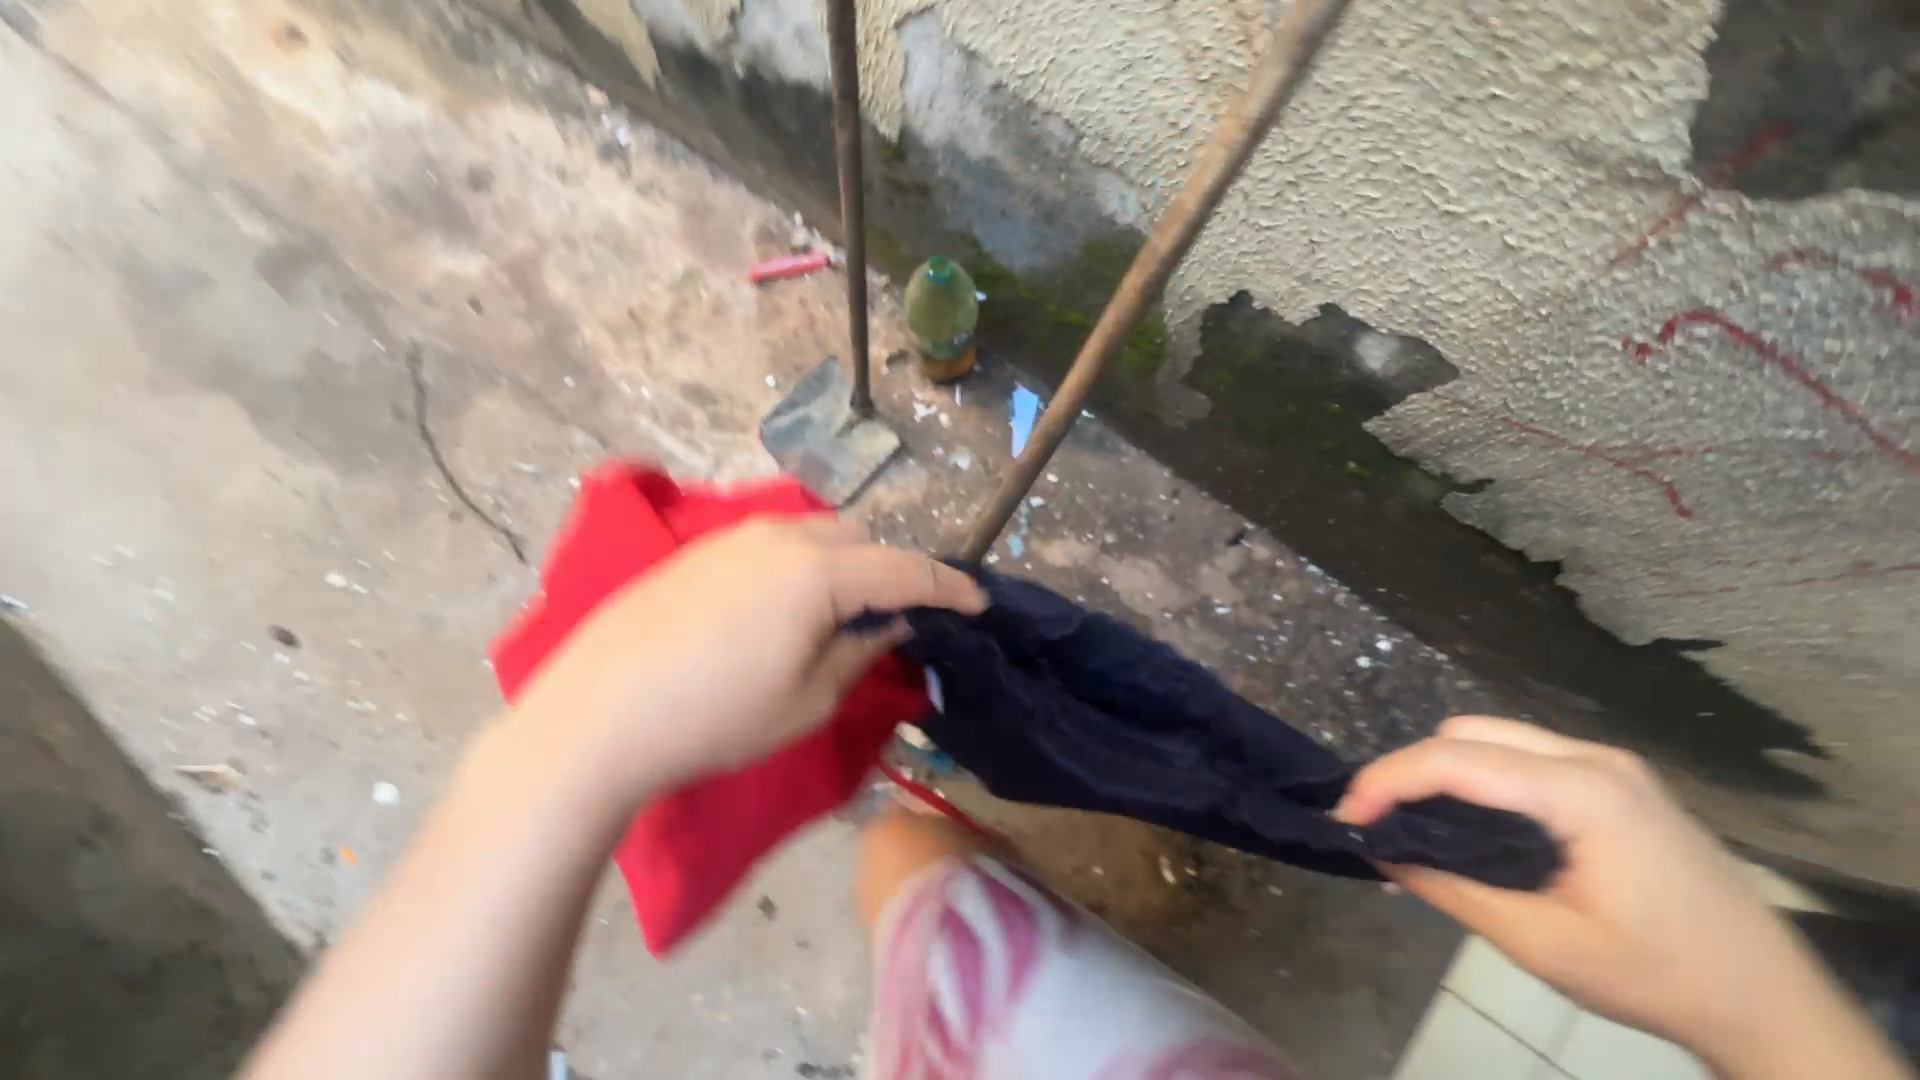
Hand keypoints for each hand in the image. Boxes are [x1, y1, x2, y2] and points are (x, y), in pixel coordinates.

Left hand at [513, 515, 985, 801]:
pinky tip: (785, 610)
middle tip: (898, 620)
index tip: (979, 603)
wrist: (595, 718)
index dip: (950, 586)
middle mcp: (781, 535)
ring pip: (817, 535)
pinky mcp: (700, 550)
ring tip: (841, 617)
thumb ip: (861, 650)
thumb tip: (889, 621)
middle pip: (861, 539)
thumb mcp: (809, 699)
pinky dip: (804, 567)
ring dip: (846, 566)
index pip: (905, 568)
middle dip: (892, 571)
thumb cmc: (715, 718)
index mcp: (819, 571)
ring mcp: (735, 536)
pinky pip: (776, 544)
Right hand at [1337, 717, 1906, 1078]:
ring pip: (1491, 737)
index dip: (1386, 780)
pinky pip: (1521, 756)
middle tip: (1378, 824)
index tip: (1345, 815)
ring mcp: (1609, 765)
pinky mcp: (1615, 780)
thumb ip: (1447, 887)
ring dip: (1441, 772)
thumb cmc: (1657, 977)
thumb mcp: (1539, 942)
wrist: (1773, 1006)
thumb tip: (1374, 849)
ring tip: (1413, 824)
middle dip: (1408, 771)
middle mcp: (1594, 758)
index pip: (1455, 760)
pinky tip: (1468, 823)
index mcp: (1583, 791)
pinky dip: (1477, 778)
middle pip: (1467, 735)